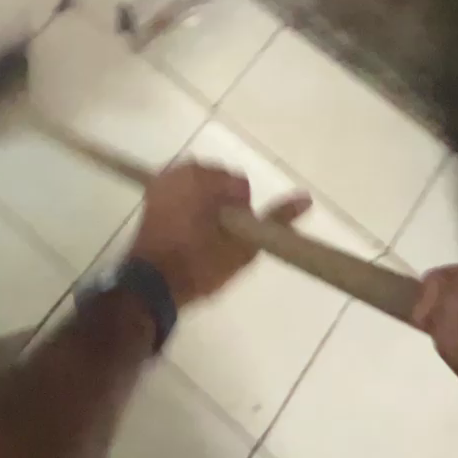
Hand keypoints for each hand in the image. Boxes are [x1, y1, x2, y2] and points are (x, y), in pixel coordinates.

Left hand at [128, 162, 311, 307]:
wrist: (151, 287)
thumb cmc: (199, 264)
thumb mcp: (244, 246)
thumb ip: (276, 220)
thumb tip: (306, 198)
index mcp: (202, 175)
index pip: (238, 185)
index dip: (241, 213)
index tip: (233, 237)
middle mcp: (179, 170)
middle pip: (218, 183)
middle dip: (223, 206)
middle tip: (219, 240)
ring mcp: (161, 182)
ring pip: (199, 189)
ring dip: (206, 208)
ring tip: (203, 240)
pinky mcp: (150, 198)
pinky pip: (181, 196)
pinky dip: (188, 209)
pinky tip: (187, 235)